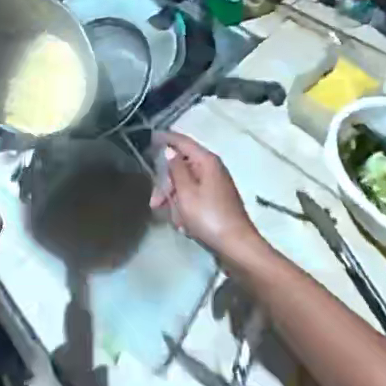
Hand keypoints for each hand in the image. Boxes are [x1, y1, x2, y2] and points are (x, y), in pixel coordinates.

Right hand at [150, 132, 265, 261]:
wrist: (237, 247)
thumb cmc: (209, 217)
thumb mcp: (185, 192)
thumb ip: (175, 168)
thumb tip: (169, 150)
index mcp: (206, 161)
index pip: (182, 141)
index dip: (164, 138)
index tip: (148, 139)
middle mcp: (212, 168)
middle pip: (181, 165)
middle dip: (165, 182)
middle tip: (155, 202)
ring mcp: (215, 184)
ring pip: (185, 183)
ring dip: (173, 198)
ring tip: (172, 218)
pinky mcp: (216, 200)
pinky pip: (193, 196)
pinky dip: (185, 206)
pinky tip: (182, 224)